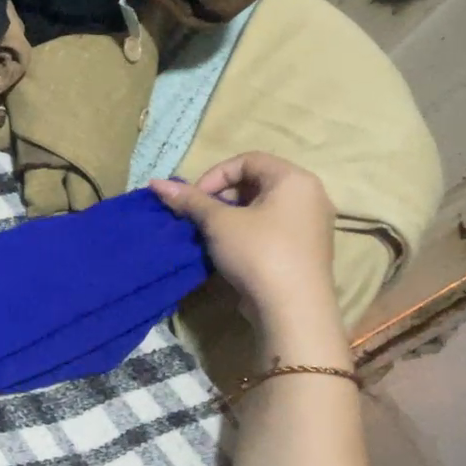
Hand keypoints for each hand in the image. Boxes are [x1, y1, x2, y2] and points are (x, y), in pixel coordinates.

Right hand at [149, 153, 347, 364]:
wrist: (292, 306)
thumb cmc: (258, 252)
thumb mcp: (218, 222)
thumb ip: (189, 200)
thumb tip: (155, 183)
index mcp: (294, 179)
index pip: (248, 159)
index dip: (214, 174)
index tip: (195, 199)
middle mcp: (309, 195)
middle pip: (256, 181)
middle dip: (220, 195)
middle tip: (198, 215)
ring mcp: (310, 222)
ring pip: (261, 205)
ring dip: (230, 214)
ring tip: (209, 233)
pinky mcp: (304, 246)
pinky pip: (270, 225)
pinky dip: (245, 229)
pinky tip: (228, 248)